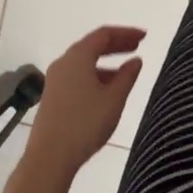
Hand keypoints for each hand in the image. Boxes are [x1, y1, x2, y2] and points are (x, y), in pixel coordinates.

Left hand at [27, 26, 145, 171]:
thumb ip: (127, 76)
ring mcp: (54, 80)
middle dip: (116, 45)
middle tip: (137, 47)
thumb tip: (135, 60)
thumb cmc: (85, 124)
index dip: (126, 33)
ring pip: (83, 63)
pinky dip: (94, 75)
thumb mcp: (114, 99)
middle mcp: (63, 63)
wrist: (48, 159)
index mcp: (78, 57)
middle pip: (92, 46)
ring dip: (105, 62)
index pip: (104, 34)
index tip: (144, 37)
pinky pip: (76, 76)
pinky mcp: (51, 97)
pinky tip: (105, 91)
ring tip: (125, 72)